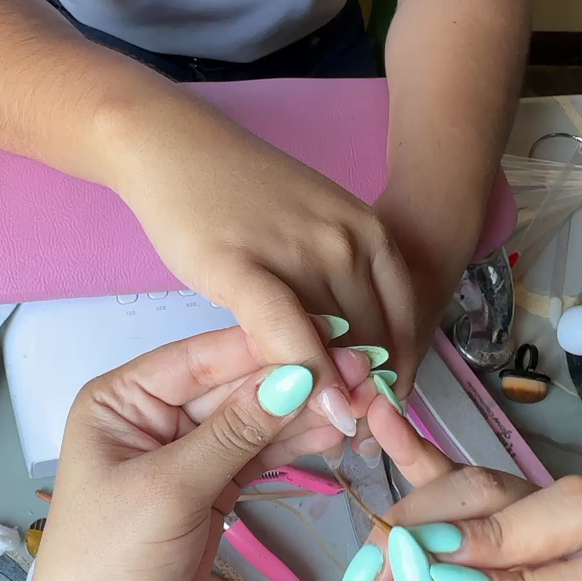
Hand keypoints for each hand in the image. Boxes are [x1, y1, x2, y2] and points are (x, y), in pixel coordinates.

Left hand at [28, 325, 375, 580]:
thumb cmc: (111, 559)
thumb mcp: (170, 490)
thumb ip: (234, 432)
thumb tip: (296, 378)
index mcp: (125, 396)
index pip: (204, 356)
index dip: (267, 345)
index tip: (329, 339)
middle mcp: (157, 411)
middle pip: (236, 383)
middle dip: (297, 379)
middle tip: (363, 369)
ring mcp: (190, 446)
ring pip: (255, 416)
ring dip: (306, 410)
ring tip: (364, 397)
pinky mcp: (216, 481)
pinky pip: (261, 450)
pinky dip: (296, 442)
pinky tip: (336, 430)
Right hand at [117, 141, 414, 442]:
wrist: (176, 147)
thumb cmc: (238, 191)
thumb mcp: (308, 227)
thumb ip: (336, 279)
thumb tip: (349, 342)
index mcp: (369, 234)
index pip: (404, 320)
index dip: (400, 373)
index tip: (385, 409)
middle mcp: (349, 243)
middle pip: (374, 338)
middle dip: (370, 392)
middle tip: (355, 433)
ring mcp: (302, 253)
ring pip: (337, 343)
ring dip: (340, 393)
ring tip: (330, 431)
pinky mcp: (247, 267)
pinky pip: (287, 331)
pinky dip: (303, 372)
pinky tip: (305, 403)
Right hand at [357, 402, 581, 580]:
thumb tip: (411, 567)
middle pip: (572, 507)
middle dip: (484, 529)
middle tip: (416, 556)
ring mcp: (558, 520)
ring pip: (506, 484)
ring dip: (435, 507)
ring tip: (382, 549)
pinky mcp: (504, 498)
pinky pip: (463, 466)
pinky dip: (418, 448)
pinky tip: (384, 420)